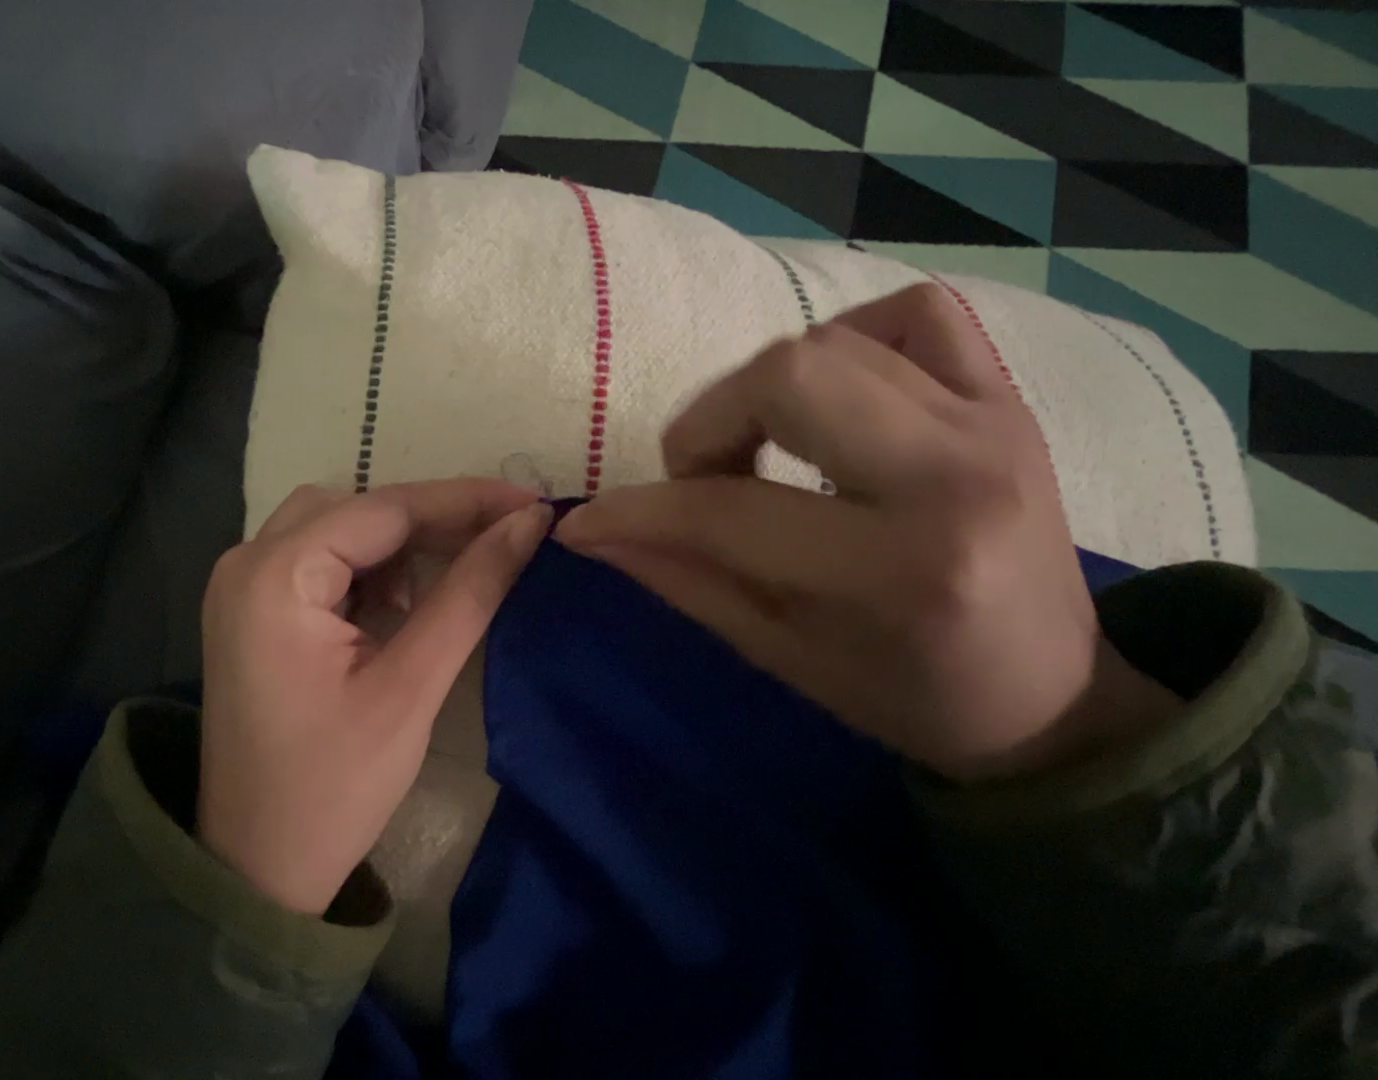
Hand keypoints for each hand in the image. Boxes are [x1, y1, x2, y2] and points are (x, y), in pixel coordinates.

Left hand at [198, 480, 551, 913]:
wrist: (257, 867)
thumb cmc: (334, 788)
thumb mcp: (410, 686)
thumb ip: (469, 594)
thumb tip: (529, 524)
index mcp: (273, 576)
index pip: (383, 510)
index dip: (464, 501)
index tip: (534, 504)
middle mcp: (245, 564)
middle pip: (354, 509)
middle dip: (430, 520)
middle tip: (503, 538)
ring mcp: (241, 588)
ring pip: (335, 530)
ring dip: (398, 544)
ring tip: (459, 571)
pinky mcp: (252, 614)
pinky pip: (317, 564)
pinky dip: (368, 571)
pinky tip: (406, 600)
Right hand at [556, 284, 1178, 782]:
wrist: (1051, 695)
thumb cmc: (906, 694)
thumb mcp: (781, 655)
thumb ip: (684, 580)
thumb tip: (591, 531)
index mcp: (896, 571)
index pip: (730, 511)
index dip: (642, 511)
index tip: (589, 520)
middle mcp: (952, 478)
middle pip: (788, 374)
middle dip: (710, 424)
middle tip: (703, 478)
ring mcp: (992, 424)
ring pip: (834, 341)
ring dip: (767, 391)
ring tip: (765, 448)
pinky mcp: (1010, 399)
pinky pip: (916, 314)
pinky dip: (852, 340)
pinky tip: (839, 401)